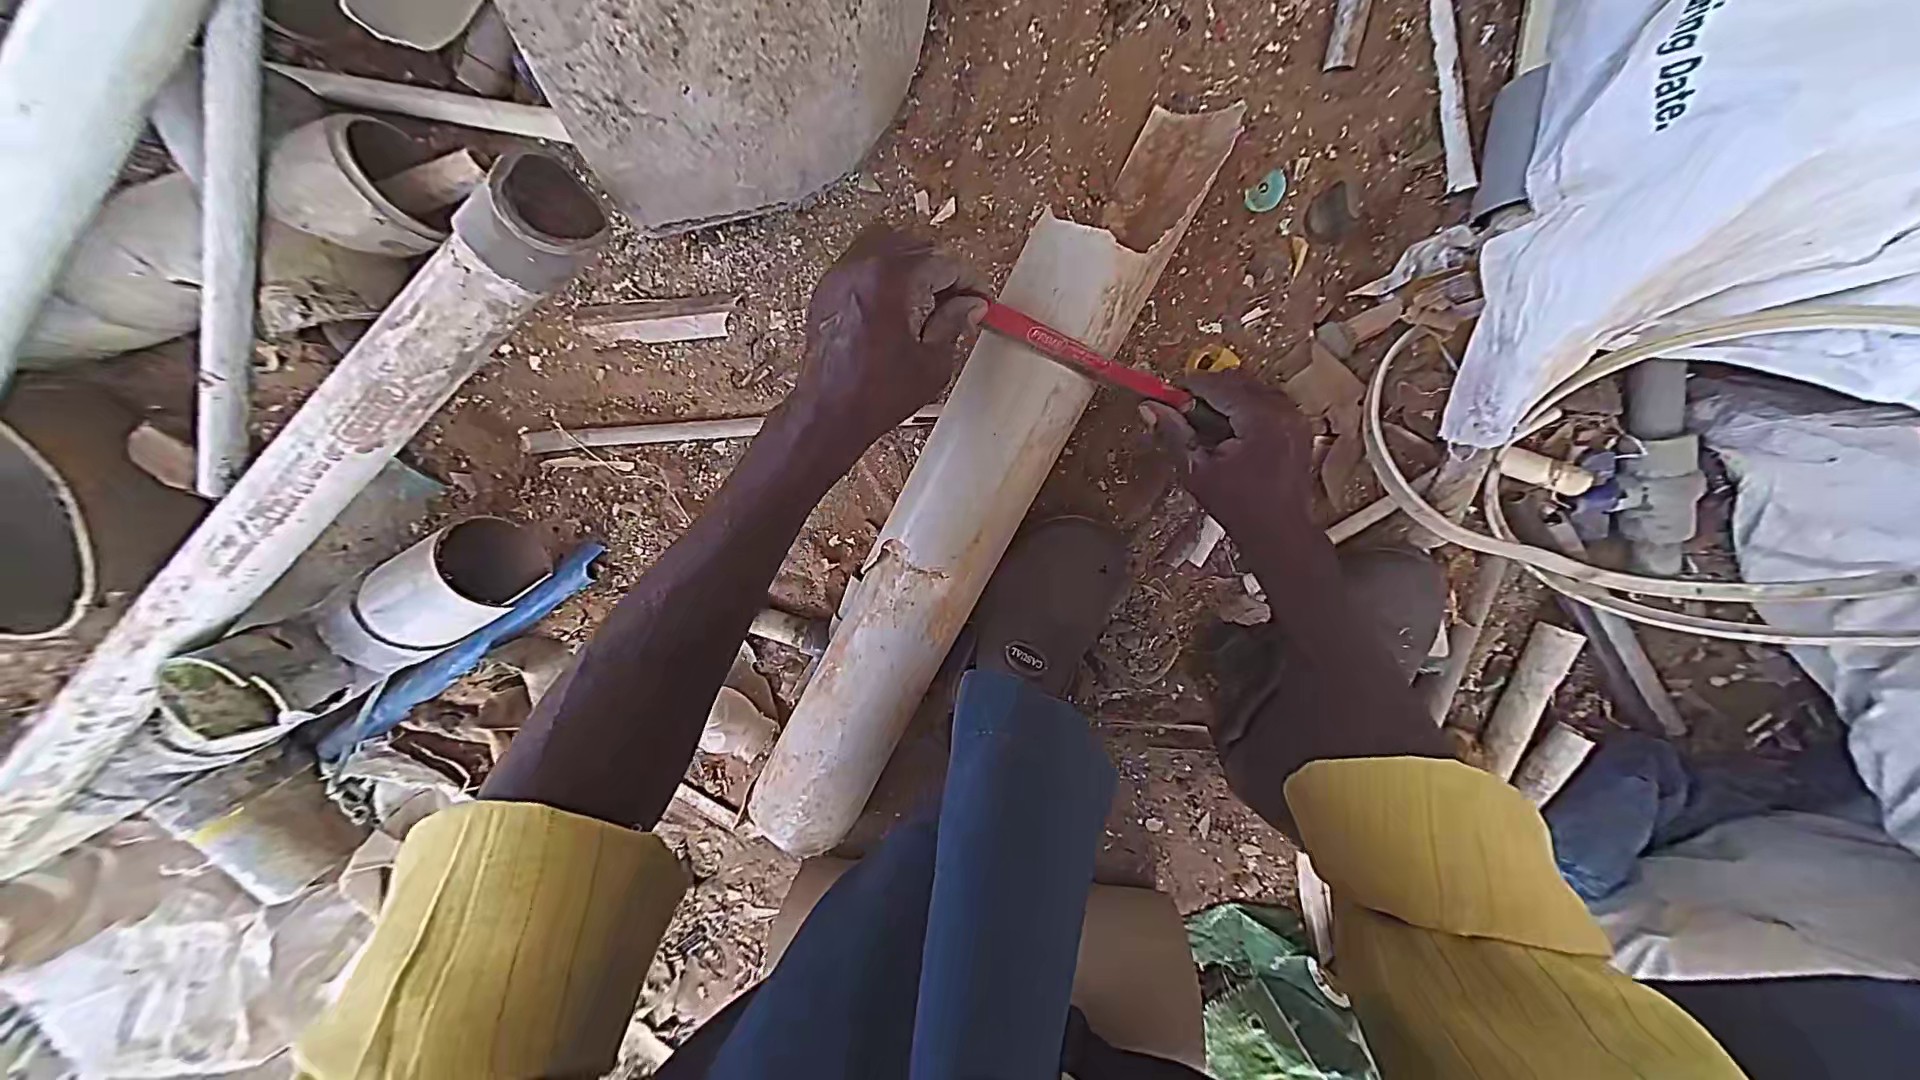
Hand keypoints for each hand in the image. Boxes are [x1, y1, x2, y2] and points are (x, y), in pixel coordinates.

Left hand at [785, 225, 988, 456]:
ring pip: (886, 246)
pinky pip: (863, 263)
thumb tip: (968, 306)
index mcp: (889, 281)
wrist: (828, 414)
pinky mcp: (828, 291)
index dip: (968, 281)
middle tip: (960, 300)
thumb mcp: (931, 363)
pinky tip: (899, 303)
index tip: (979, 298)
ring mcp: (839, 277)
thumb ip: (953, 324)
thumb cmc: (872, 396)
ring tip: (930, 299)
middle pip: (915, 246)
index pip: (942, 263)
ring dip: (914, 265)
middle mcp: (860, 269)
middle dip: (943, 271)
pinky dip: (886, 273)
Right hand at [1141, 371, 1314, 536]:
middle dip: (1207, 392)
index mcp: (1261, 417)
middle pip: (1238, 382)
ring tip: (1200, 424)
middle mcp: (1284, 409)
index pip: (1219, 385)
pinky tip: (1225, 432)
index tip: (1165, 396)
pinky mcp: (1297, 428)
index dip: (1188, 387)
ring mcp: (1295, 417)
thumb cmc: (1237, 505)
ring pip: (1252, 391)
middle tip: (1179, 411)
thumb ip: (1173, 434)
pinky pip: (1265, 404)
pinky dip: (1242, 410)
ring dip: (1224, 400)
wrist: (1279, 532)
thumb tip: (1148, 408)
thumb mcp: (1197, 470)